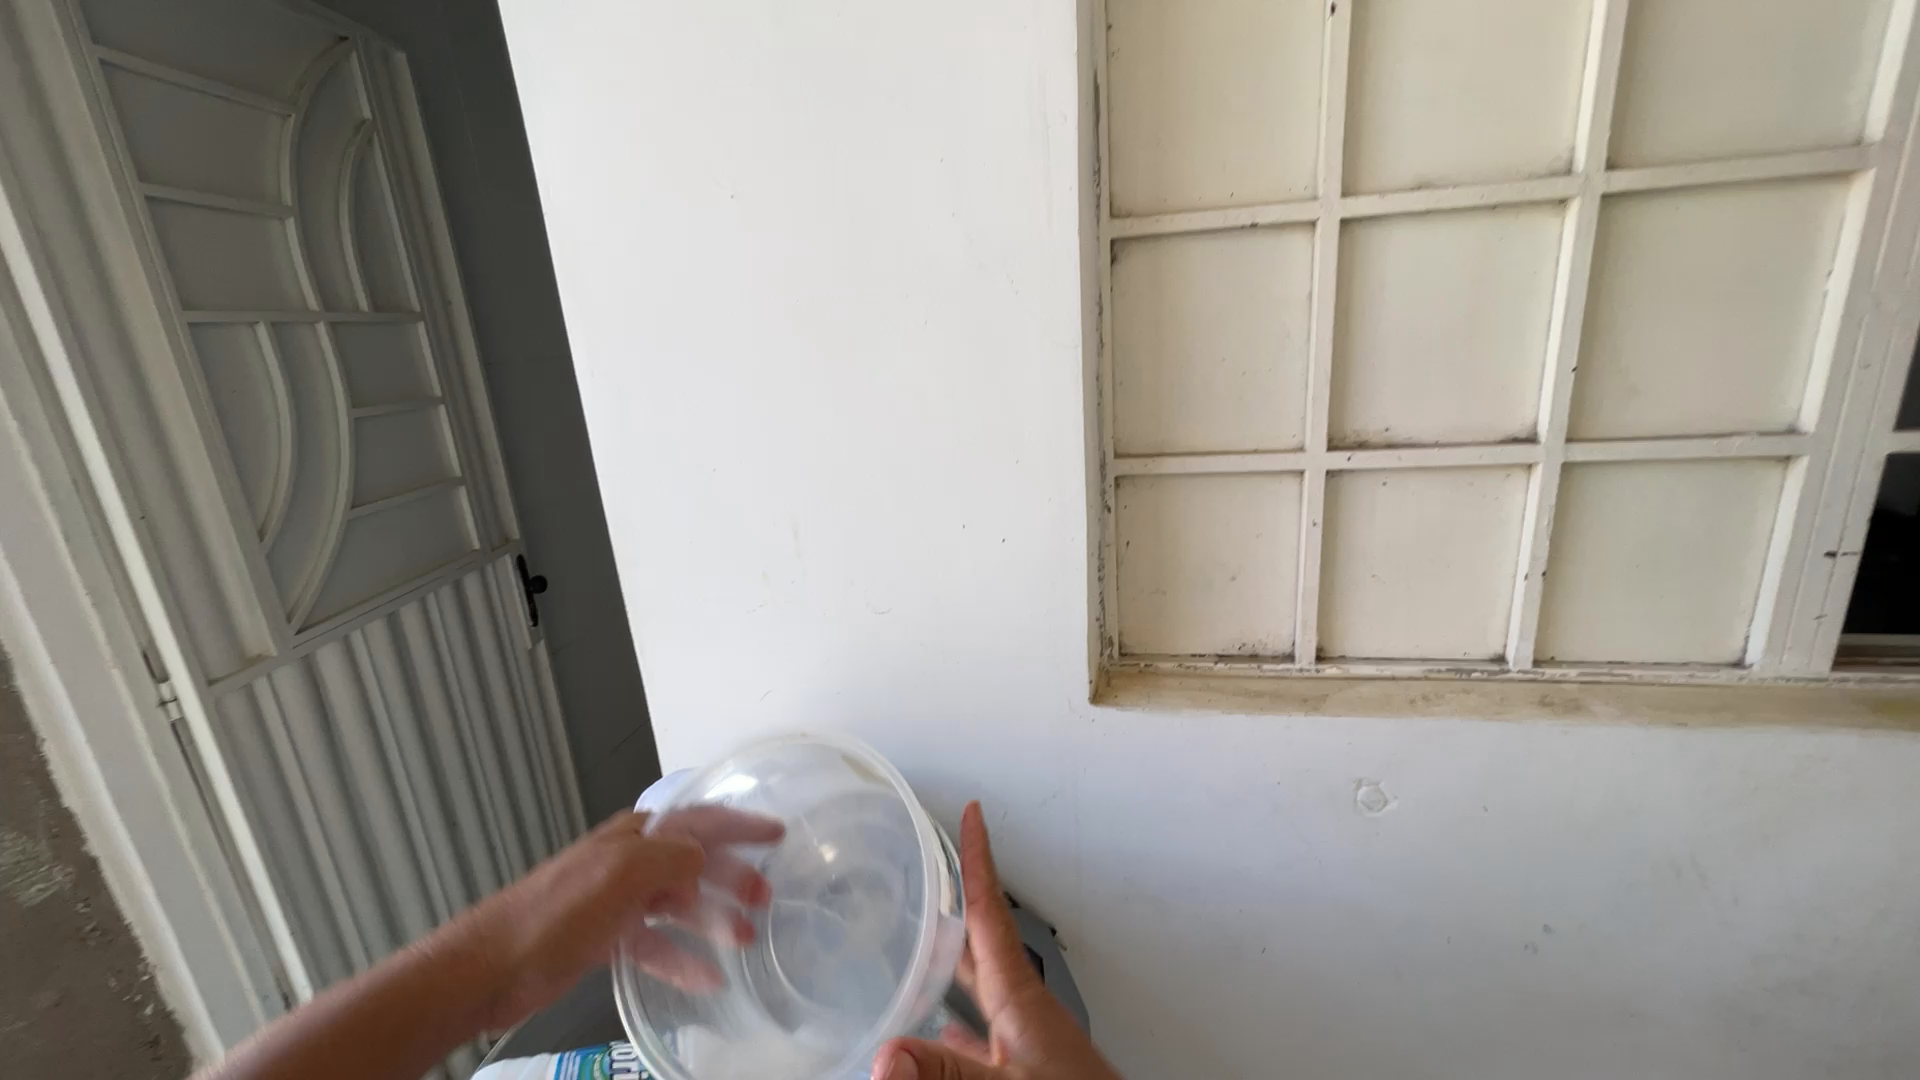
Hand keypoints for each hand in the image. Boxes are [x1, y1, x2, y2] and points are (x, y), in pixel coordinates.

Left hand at [455, 806, 783, 1028]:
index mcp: (638, 835)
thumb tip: (709, 855)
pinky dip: (682, 958)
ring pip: (682, 903)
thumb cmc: (559, 912)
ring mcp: (621, 900)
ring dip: (715, 919)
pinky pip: (657, 944)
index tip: (778, 833)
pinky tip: (708, 978)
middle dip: (735, 877)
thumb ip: (674, 857)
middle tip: (767, 898)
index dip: (741, 824)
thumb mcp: (623, 874)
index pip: (702, 820)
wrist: (487, 968)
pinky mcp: (608, 937)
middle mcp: (634, 860)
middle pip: (697, 862)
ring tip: (747, 940)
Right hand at [874, 803, 1122, 1079]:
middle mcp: (1020, 1005)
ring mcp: (1023, 1036)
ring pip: (977, 982)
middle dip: (955, 895)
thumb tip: (886, 1055)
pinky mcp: (1023, 1065)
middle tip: (931, 859)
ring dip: (950, 955)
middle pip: (979, 935)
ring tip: (918, 935)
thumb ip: (948, 1073)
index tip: (971, 814)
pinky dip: (953, 1021)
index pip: (989, 908)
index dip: (978, 858)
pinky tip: (935, 1032)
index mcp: (1018, 994)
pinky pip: (979, 1030)